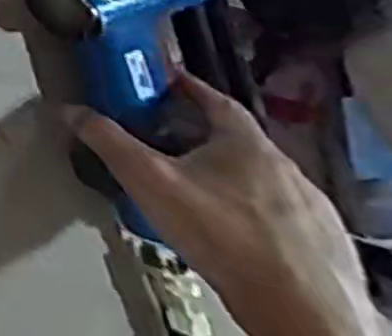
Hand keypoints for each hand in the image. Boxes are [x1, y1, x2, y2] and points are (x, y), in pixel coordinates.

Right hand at [67, 74, 381, 335]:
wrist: (299, 311)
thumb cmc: (222, 234)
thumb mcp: (145, 176)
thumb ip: (104, 137)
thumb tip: (72, 112)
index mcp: (250, 147)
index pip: (216, 100)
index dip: (186, 86)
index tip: (163, 80)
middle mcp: (288, 172)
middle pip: (233, 139)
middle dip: (193, 133)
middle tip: (158, 135)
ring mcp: (310, 211)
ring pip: (255, 176)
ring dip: (220, 171)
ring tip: (183, 182)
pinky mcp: (319, 245)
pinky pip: (273, 210)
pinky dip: (242, 205)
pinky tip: (219, 222)